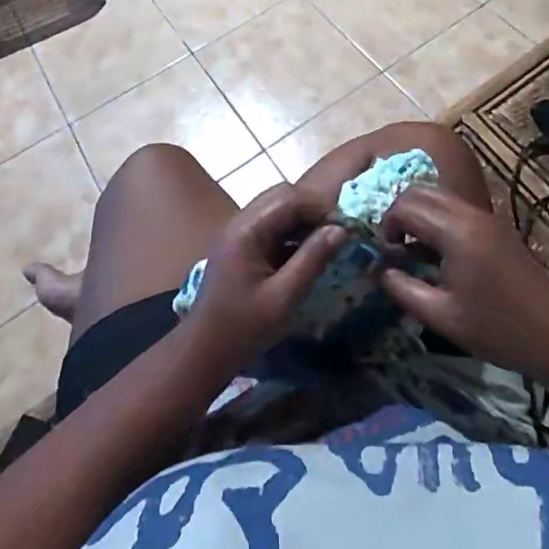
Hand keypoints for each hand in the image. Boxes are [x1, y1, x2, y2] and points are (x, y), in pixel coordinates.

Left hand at [187, 184, 345, 370]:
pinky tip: (306, 255)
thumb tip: (341, 229)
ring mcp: (239, 233)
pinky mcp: (242, 245)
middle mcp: (240, 222)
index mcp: (246, 231)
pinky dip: (292, 233)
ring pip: (278, 209)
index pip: (290, 199)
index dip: (320, 209)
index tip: (344, 230)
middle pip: (283, 196)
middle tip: (335, 235)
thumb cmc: (243, 327)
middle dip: (312, 211)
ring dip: (303, 221)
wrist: (204, 351)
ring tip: (325, 244)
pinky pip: (272, 226)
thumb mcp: (283, 297)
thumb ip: (312, 260)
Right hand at [378, 186, 548, 375]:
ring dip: (419, 213)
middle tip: (394, 246)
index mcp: (455, 231)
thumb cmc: (497, 329)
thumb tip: (380, 270)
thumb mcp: (442, 317)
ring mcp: (486, 217)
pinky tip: (437, 253)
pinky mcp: (496, 226)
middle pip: (421, 190)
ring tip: (412, 250)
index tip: (384, 253)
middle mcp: (470, 213)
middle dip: (399, 212)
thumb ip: (403, 290)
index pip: (405, 205)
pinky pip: (456, 208)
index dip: (386, 225)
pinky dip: (437, 219)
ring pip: (440, 195)